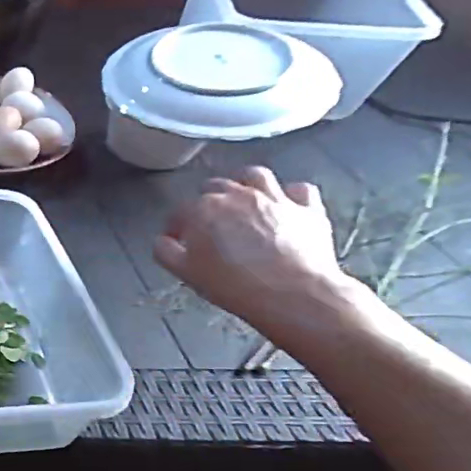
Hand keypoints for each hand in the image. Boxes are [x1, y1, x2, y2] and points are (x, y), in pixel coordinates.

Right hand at [154, 167, 359, 335]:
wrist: (292, 294)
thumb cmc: (235, 285)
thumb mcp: (184, 272)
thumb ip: (165, 251)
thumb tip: (163, 241)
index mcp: (203, 210)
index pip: (180, 211)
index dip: (176, 226)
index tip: (177, 241)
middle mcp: (238, 196)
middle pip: (215, 186)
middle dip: (207, 202)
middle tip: (207, 223)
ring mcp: (275, 199)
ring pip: (255, 176)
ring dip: (245, 184)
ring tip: (242, 200)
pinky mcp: (306, 208)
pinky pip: (298, 189)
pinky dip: (288, 194)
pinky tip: (283, 206)